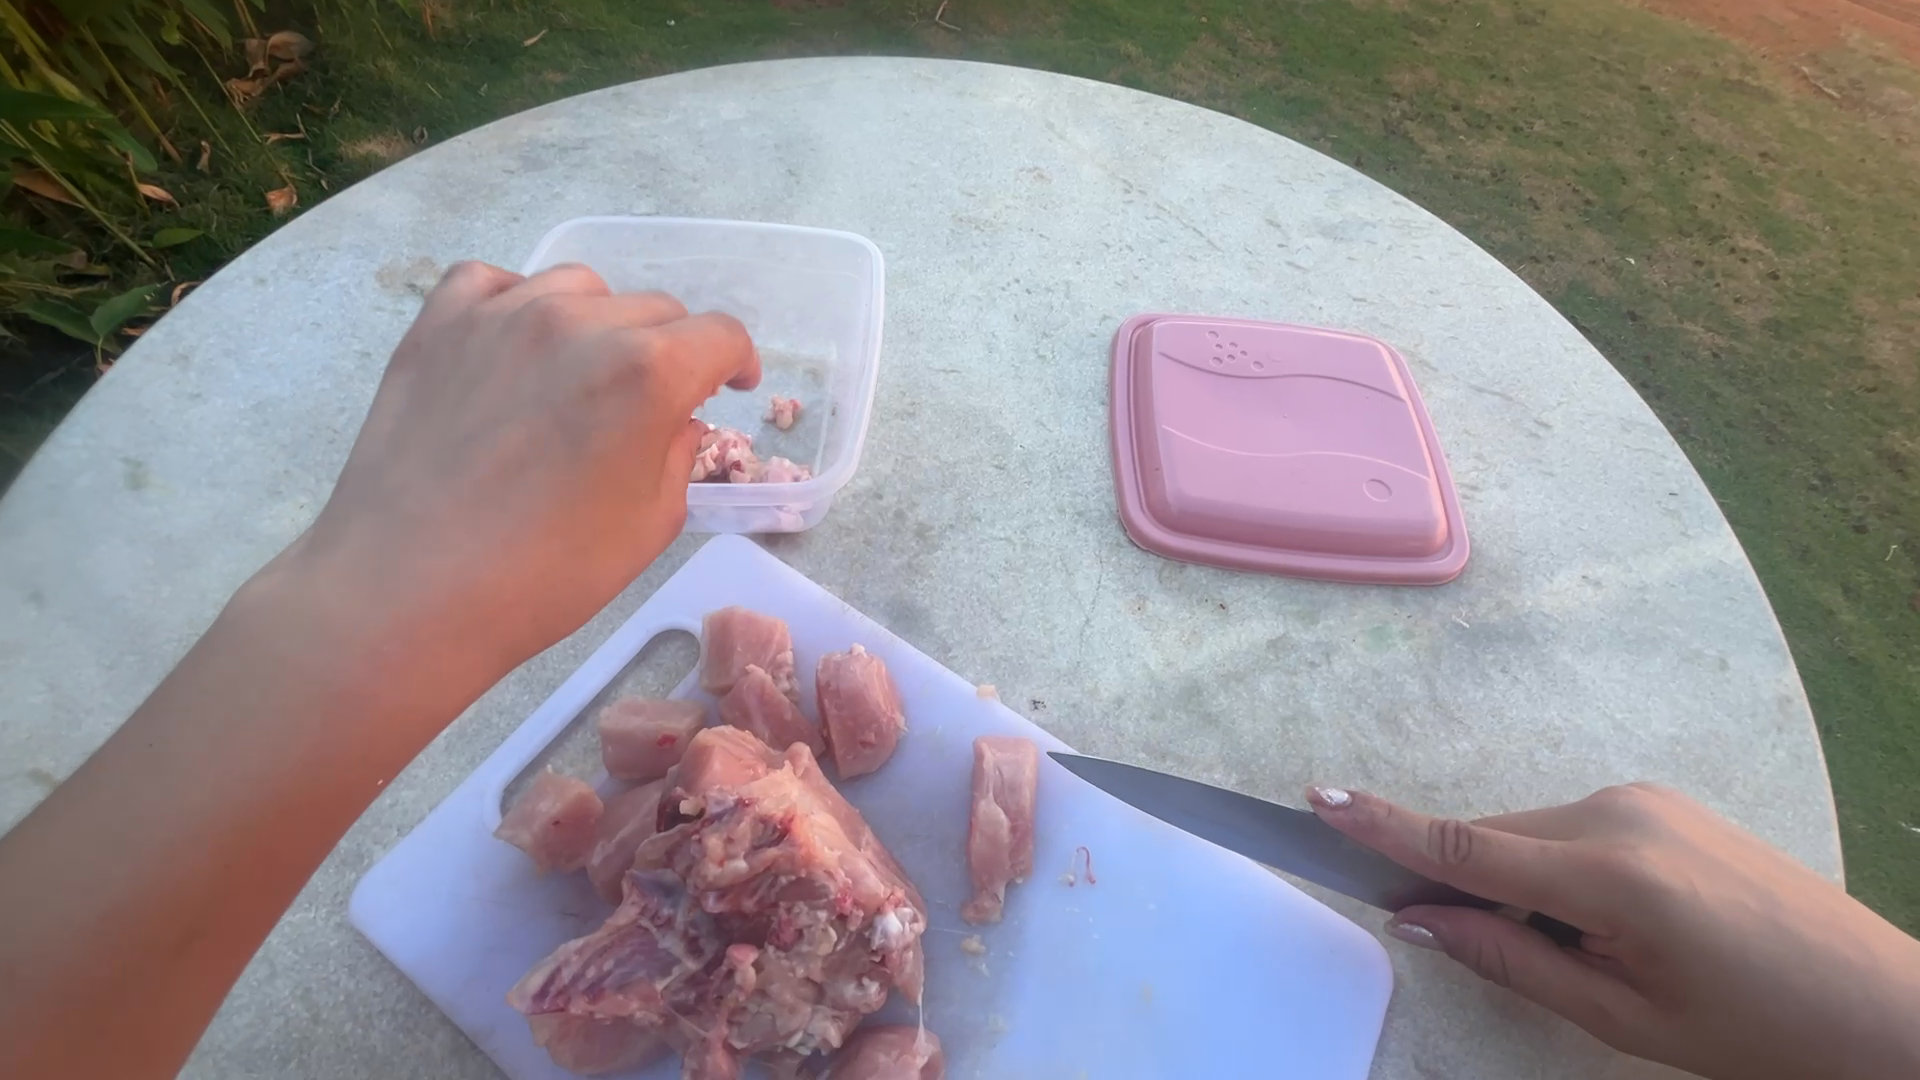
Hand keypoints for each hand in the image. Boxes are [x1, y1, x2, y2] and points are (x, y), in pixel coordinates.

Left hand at [272, 260, 758, 693]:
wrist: (412, 591)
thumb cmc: (553, 572)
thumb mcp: (656, 520)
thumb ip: (681, 452)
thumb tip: (677, 418)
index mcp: (649, 374)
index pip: (721, 335)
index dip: (738, 362)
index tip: (732, 387)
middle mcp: (582, 324)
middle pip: (659, 309)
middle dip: (677, 352)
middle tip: (659, 403)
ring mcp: (502, 315)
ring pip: (585, 287)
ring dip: (607, 325)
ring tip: (588, 373)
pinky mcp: (439, 324)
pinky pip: (498, 282)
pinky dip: (524, 305)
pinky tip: (522, 350)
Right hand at [1307, 782, 1919, 1079]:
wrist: (1911, 1020)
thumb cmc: (1770, 1042)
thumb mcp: (1629, 1021)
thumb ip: (1509, 959)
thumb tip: (1415, 917)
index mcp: (1616, 877)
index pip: (1466, 847)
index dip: (1385, 825)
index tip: (1319, 799)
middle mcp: (1616, 811)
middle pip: (1492, 839)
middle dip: (1472, 882)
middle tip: (1490, 942)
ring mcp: (1639, 795)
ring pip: (1524, 832)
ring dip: (1518, 876)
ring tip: (1592, 943)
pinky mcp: (1654, 796)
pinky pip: (1564, 824)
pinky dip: (1553, 863)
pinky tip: (1618, 913)